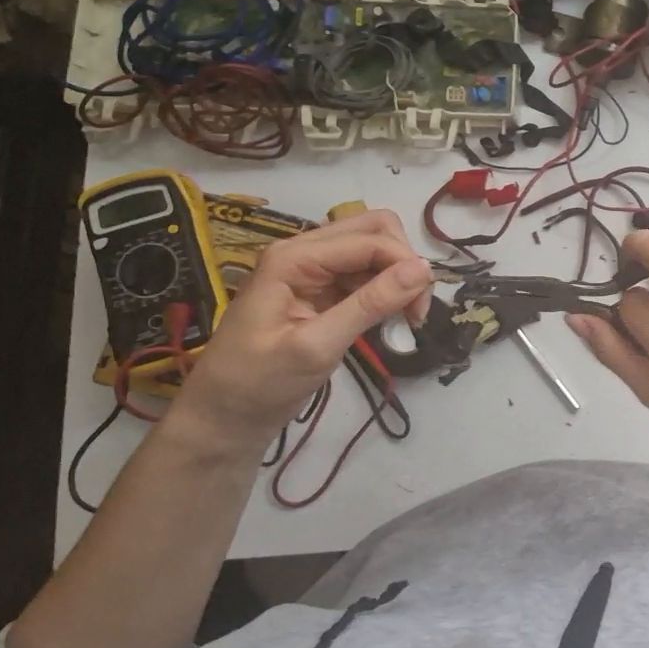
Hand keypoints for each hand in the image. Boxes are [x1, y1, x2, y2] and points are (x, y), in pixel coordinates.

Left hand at [170, 210, 431, 453]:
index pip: (369, 240)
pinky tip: (389, 323)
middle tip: (414, 309)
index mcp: (293, 259)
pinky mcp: (322, 291)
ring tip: (405, 321)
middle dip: (404, 262)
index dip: (405, 266)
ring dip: (398, 278)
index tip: (420, 313)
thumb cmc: (259, 384)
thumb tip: (425, 270)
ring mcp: (313, 271)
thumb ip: (371, 304)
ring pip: (374, 250)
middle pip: (374, 230)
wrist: (224, 417)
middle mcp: (304, 253)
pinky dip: (386, 292)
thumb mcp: (317, 346)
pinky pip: (366, 274)